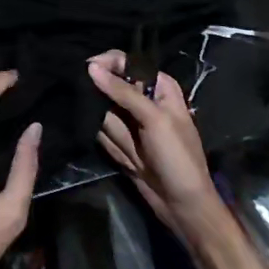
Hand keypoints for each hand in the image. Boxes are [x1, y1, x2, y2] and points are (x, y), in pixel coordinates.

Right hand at [87, 50, 229, 244]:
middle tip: (101, 110)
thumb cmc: (177, 156)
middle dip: (102, 98)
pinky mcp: (120, 142)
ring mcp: (130, 123)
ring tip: (129, 146)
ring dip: (108, 127)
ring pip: (103, 111)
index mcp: (159, 86)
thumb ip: (123, 92)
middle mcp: (143, 100)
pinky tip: (124, 156)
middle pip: (110, 86)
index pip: (127, 63)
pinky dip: (107, 142)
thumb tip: (91, 67)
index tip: (85, 69)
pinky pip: (102, 133)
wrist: (182, 205)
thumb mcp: (154, 119)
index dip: (107, 63)